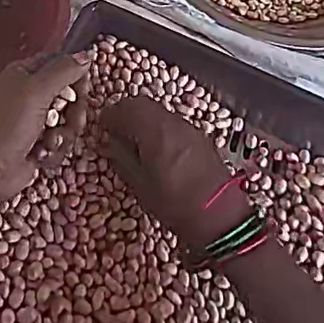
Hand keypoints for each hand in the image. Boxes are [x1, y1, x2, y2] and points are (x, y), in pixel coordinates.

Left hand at [0, 52, 89, 220]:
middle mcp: (30, 94)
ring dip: (63, 135)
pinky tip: (40, 155)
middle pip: (71, 95)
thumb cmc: (7, 127)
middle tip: (67, 121)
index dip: (75, 77)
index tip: (80, 90)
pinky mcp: (39, 143)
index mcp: (25, 73)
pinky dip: (55, 151)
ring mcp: (36, 120)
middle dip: (73, 112)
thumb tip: (87, 54)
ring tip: (47, 142)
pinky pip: (62, 142)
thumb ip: (64, 70)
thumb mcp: (37, 90)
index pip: (62, 63)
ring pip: (70, 121)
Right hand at [100, 97, 251, 248]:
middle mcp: (173, 122)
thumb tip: (111, 141)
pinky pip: (172, 122)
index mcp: (154, 131)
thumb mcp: (139, 184)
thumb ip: (121, 157)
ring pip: (158, 111)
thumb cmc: (174, 204)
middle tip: (115, 131)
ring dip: (143, 119)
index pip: (125, 108)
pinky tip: (157, 149)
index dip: (109, 116)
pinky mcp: (200, 138)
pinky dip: (159, 127)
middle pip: (142, 103)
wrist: (222, 218)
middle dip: (125, 113)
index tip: (101, 128)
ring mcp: (189, 128)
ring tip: (135, 142)